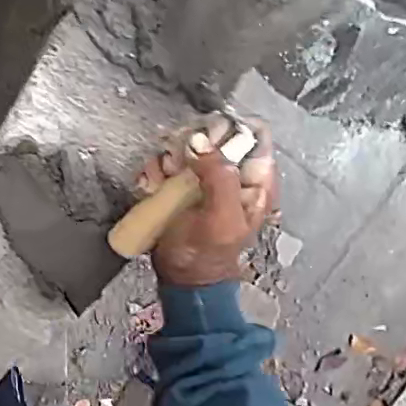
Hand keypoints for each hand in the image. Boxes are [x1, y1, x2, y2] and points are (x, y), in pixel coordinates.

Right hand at [135, 116, 279, 286]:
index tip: (206, 136)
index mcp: (254, 180)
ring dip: (167, 158)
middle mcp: (230, 174)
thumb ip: (218, 176)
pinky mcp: (177, 186)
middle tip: (177, 161)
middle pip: (214, 135)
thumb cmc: (207, 252)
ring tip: (161, 179)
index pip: (254, 135)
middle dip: (190, 144)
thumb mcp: (220, 216)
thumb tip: (199, 140)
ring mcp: (202, 179)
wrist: (180, 278)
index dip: (231, 128)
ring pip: (184, 147)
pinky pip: (164, 164)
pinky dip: (154, 171)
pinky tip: (150, 186)